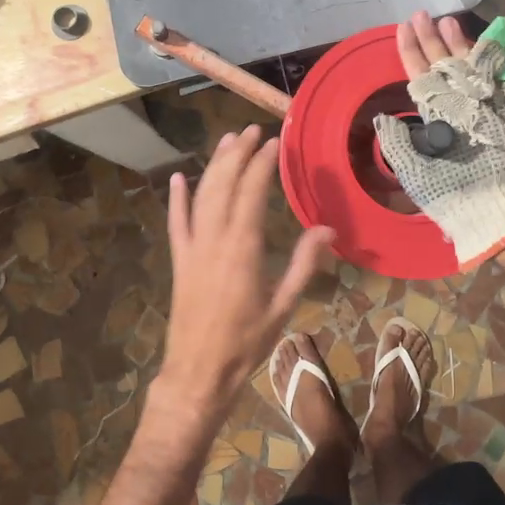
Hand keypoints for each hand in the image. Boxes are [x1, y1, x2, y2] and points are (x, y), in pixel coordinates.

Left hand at [155, 125, 334, 413]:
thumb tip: (328, 230)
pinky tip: (179, 178)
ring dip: (213, 166)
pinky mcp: (178, 260)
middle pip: (224, 185)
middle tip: (251, 131)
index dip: (262, 163)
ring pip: (201, 196)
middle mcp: (214, 239)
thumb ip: (304, 265)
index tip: (273, 142)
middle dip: (237, 154)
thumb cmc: (246, 343)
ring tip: (227, 141)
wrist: (199, 372)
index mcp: (243, 248)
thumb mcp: (283, 306)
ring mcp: (192, 248)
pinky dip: (177, 199)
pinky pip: (176, 222)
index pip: (252, 192)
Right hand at [379, 12, 504, 268]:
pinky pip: (501, 80)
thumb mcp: (416, 175)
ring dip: (460, 43)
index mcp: (438, 115)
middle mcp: (465, 102)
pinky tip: (488, 50)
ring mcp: (492, 104)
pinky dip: (492, 63)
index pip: (420, 74)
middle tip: (422, 15)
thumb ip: (398, 144)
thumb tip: (385, 120)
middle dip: (431, 38)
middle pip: (445, 63)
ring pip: (474, 64)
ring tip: (450, 22)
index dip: (410, 50)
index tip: (403, 27)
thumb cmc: (455, 195)